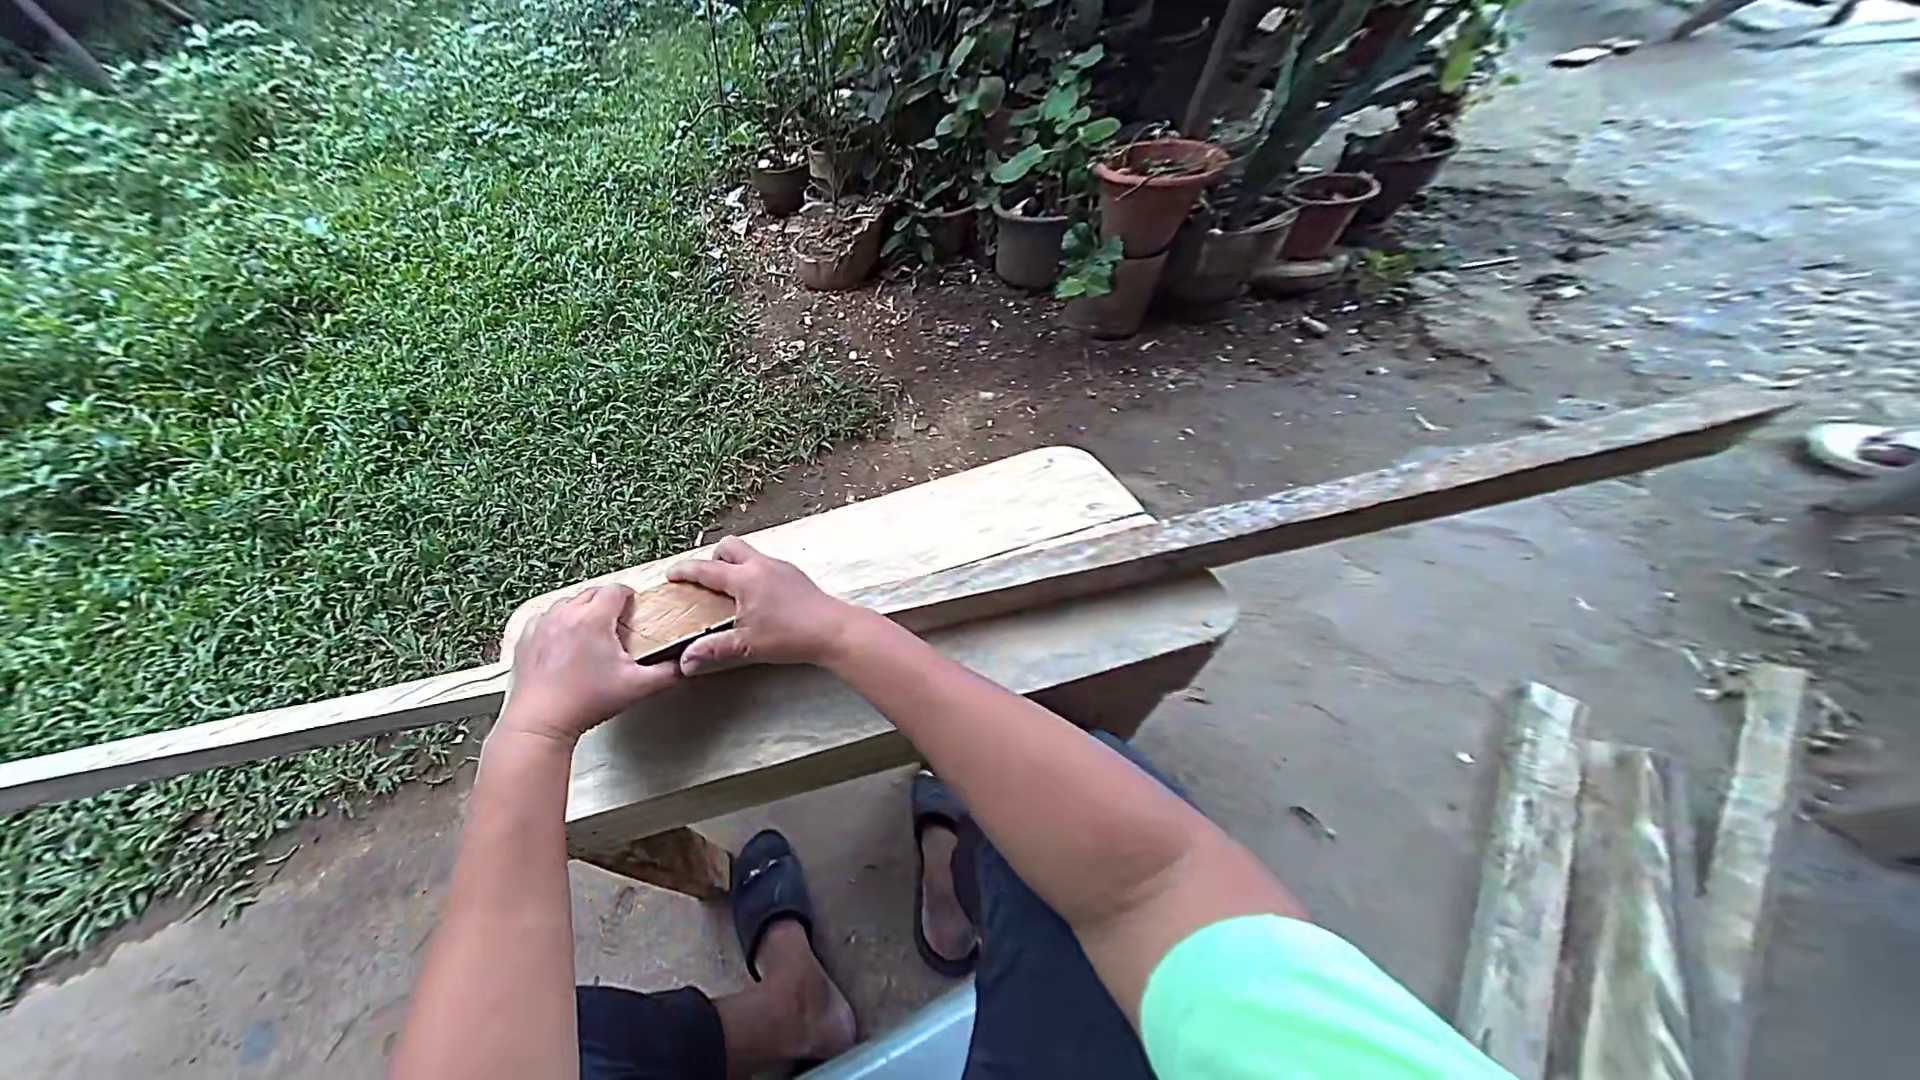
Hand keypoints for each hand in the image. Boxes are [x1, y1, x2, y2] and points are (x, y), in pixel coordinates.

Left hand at [500, 584, 680, 742]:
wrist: (540, 722)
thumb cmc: (587, 702)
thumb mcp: (638, 686)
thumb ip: (669, 672)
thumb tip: (687, 664)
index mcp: (593, 619)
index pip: (616, 589)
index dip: (629, 594)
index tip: (635, 607)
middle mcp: (564, 615)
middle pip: (592, 592)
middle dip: (607, 601)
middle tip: (619, 620)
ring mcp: (541, 626)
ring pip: (567, 602)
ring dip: (583, 609)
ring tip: (593, 629)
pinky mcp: (525, 639)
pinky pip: (544, 617)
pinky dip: (558, 621)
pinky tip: (566, 638)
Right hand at [665, 537, 863, 674]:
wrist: (834, 630)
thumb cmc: (790, 636)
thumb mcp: (747, 645)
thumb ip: (713, 650)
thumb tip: (685, 663)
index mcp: (744, 578)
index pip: (706, 569)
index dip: (685, 571)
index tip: (671, 575)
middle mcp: (762, 565)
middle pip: (730, 547)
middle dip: (713, 559)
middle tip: (706, 582)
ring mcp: (781, 567)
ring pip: (750, 554)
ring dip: (736, 566)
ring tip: (731, 593)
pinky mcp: (795, 575)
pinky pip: (767, 565)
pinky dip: (755, 574)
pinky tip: (758, 599)